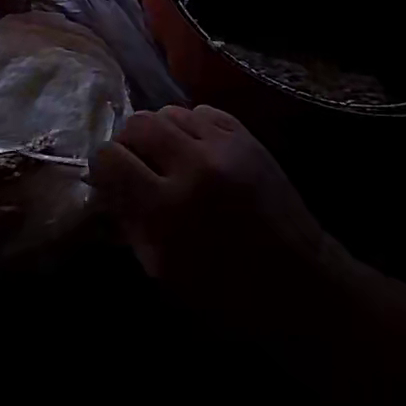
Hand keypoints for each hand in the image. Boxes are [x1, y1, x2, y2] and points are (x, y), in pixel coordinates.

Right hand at [88, 105, 343, 315]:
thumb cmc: (225, 293)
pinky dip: (190, 126)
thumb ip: (128, 223)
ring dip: (158, 132)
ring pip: (168, 112)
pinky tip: (194, 148)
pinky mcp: (249, 139)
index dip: (103, 168)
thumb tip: (105, 191)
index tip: (109, 179)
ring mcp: (226, 148)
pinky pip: (203, 111)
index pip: (110, 158)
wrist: (302, 286)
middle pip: (137, 124)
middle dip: (127, 143)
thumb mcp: (162, 269)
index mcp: (167, 208)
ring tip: (165, 154)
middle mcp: (194, 167)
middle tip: (134, 163)